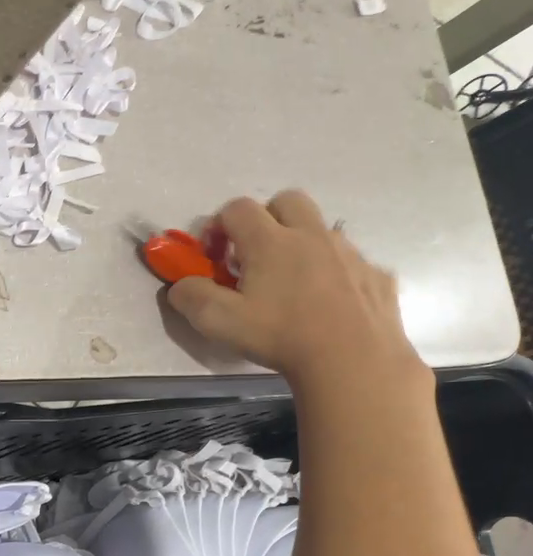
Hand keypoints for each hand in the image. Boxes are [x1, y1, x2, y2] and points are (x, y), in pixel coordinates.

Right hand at [167, 190, 424, 391]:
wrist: (351, 355)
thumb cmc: (278, 333)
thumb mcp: (215, 320)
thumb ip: (189, 296)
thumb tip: (183, 284)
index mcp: (271, 242)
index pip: (238, 208)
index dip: (217, 225)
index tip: (213, 256)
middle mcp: (312, 235)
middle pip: (286, 200)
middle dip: (262, 219)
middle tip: (249, 256)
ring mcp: (348, 251)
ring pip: (317, 228)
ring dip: (295, 244)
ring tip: (283, 285)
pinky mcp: (372, 271)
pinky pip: (344, 259)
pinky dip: (325, 270)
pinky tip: (318, 303)